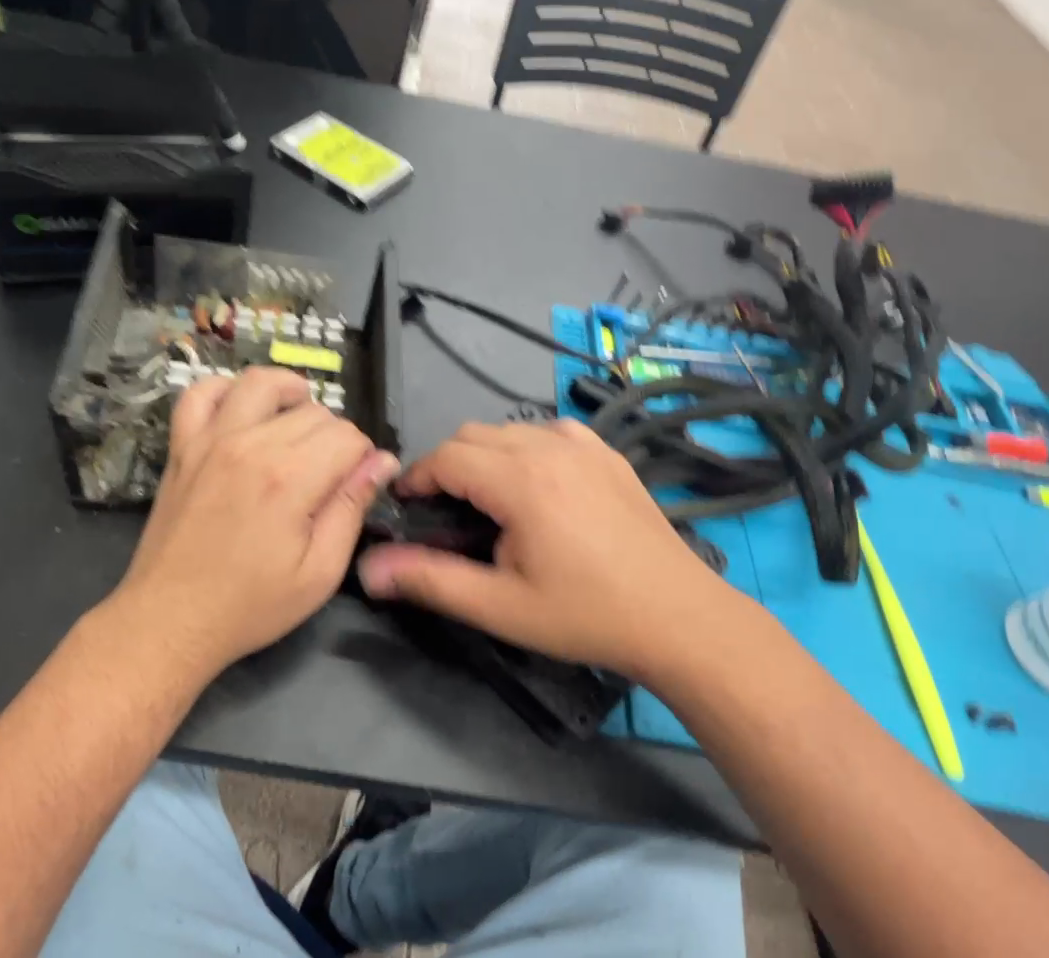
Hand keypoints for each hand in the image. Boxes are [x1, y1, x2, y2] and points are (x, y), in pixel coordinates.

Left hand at [108, 368, 398, 678]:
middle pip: (313, 411)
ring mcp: (209, 440)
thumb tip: (381, 462)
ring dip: (289, 394)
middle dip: (334, 435)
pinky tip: (242, 410)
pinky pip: (199, 394)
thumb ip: (352, 508)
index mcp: (290, 478)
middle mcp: (250, 444)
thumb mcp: (320, 572)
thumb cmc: (251, 605)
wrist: (171, 618)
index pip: (348, 436)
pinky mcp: (182, 447)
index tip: (357, 485)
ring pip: (260, 383)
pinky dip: (224, 389)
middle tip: (329, 475)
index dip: (363, 458)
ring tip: (299, 419)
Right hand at [356, 421, 754, 682]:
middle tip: (444, 514)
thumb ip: (430, 580)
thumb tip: (369, 568)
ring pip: (510, 430)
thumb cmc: (585, 616)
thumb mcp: (500, 607)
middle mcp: (551, 448)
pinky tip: (536, 488)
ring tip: (488, 504)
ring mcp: (586, 446)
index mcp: (522, 481)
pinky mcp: (610, 455)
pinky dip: (526, 450)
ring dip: (484, 456)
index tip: (406, 509)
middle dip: (446, 467)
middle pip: (473, 435)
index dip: (416, 479)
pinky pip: (550, 433)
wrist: (679, 618)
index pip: (445, 456)